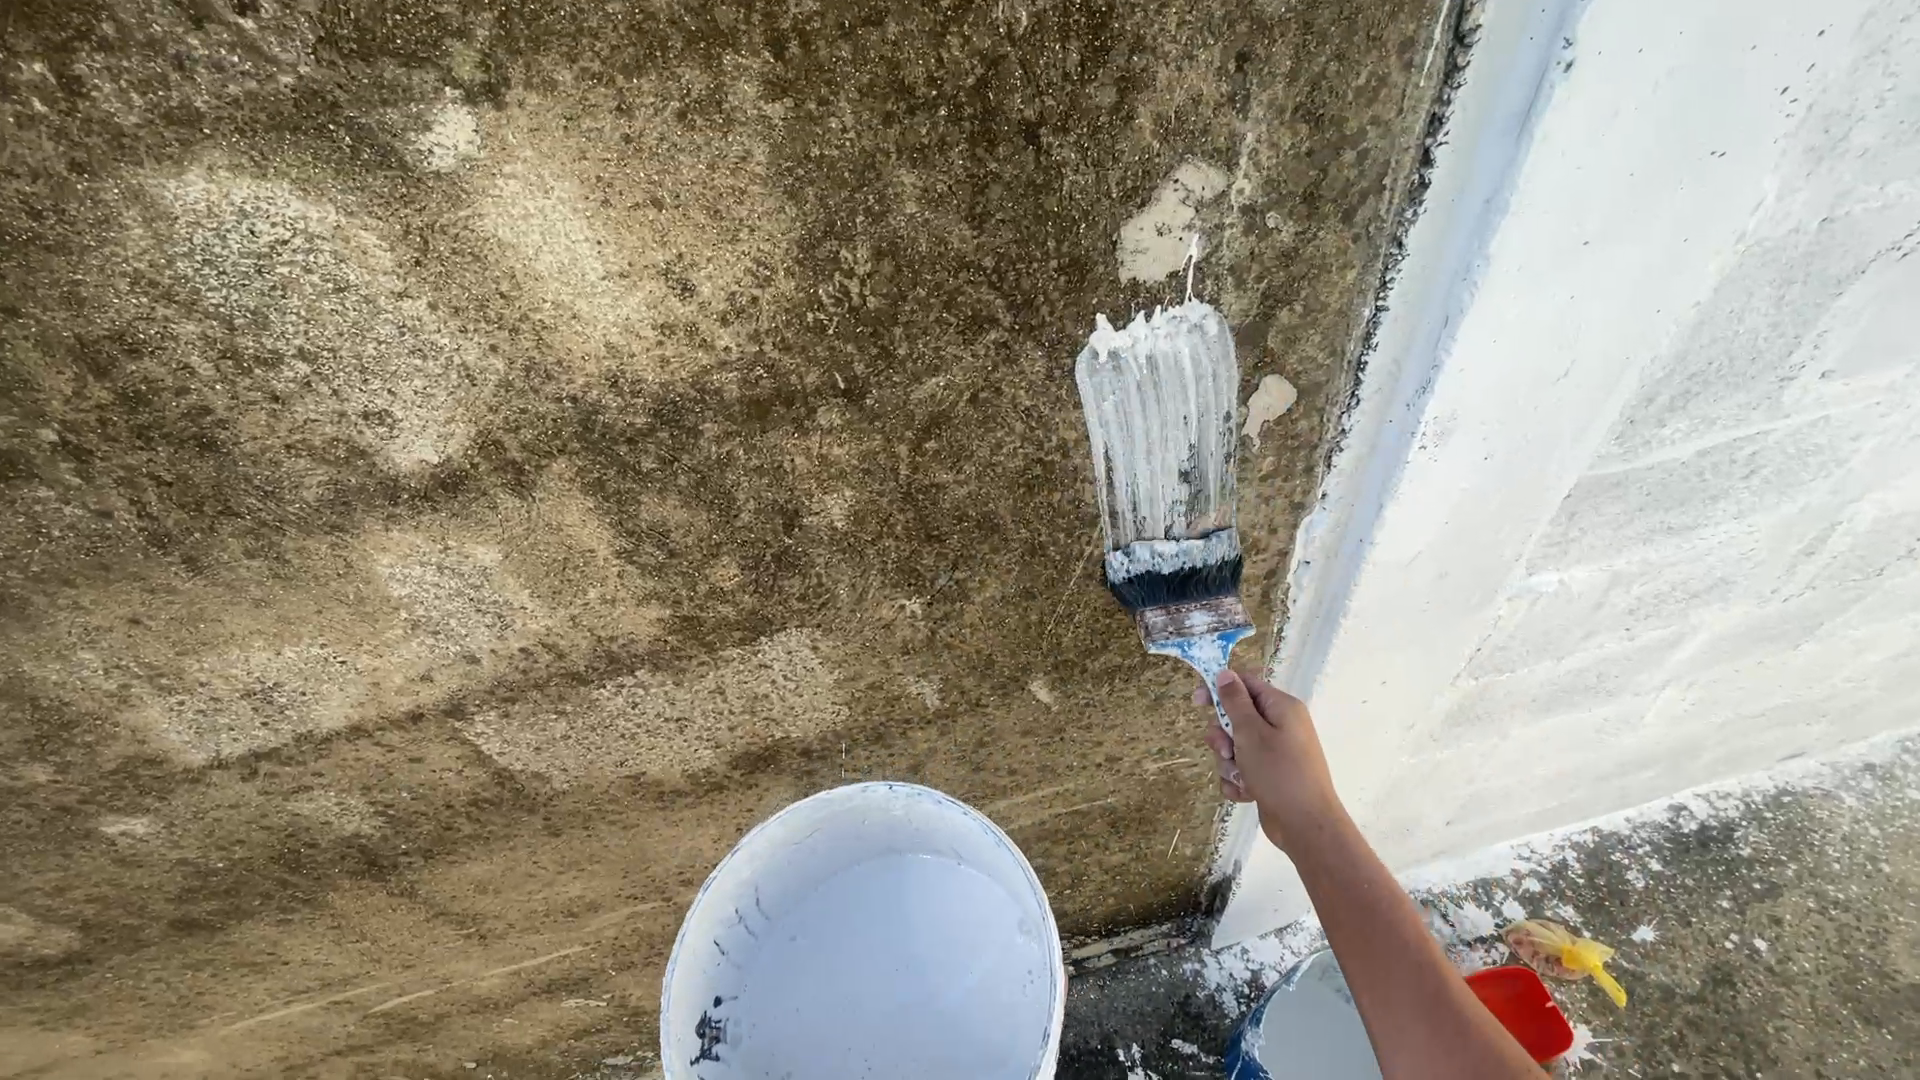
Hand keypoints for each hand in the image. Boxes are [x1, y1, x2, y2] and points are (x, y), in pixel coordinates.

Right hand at [1195, 668, 1344, 851]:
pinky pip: (1243, 768)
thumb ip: (1234, 701)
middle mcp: (1281, 726)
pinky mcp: (1270, 775)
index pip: (1245, 684)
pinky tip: (1245, 793)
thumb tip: (1225, 673)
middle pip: (1236, 718)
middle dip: (1223, 736)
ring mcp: (1276, 752)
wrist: (1306, 825)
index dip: (1219, 689)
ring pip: (1235, 746)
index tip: (1197, 702)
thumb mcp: (1251, 732)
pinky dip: (1238, 780)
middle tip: (1225, 751)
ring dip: (1229, 762)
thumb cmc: (1278, 772)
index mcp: (1281, 708)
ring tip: (1240, 777)